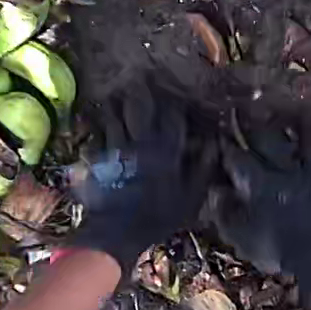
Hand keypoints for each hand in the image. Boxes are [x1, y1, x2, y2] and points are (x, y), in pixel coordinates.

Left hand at [66, 86, 212, 269]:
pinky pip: (97, 134)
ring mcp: (118, 147)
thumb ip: (203, 169)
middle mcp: (142, 142)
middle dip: (140, 92)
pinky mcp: (99, 156)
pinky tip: (97, 119)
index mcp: (166, 149)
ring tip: (116, 94)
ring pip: (116, 116)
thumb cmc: (158, 216)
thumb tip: (213, 144)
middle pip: (140, 107)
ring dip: (116, 103)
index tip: (173, 92)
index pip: (172, 115)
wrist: (118, 231)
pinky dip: (98, 124)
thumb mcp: (190, 197)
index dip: (173, 102)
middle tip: (140, 78)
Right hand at [212, 118, 310, 303]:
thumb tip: (215, 190)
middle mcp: (286, 170)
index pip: (238, 158)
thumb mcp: (242, 238)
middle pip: (270, 139)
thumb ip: (226, 212)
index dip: (227, 146)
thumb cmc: (277, 251)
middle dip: (257, 124)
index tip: (220, 136)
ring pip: (309, 140)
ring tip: (301, 107)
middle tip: (249, 111)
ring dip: (304, 124)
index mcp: (260, 183)